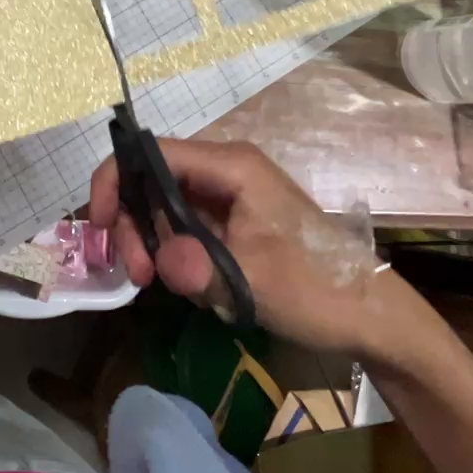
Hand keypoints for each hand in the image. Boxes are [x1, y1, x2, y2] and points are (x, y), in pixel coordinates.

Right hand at [89, 139, 390, 356]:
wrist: (373, 318)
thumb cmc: (318, 287)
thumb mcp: (256, 280)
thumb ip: (201, 267)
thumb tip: (160, 263)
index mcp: (231, 166)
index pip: (152, 153)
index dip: (115, 180)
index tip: (99, 224)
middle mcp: (224, 170)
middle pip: (151, 181)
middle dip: (133, 224)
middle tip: (136, 274)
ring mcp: (226, 196)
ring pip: (162, 206)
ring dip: (149, 242)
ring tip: (160, 283)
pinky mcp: (228, 221)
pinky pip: (181, 226)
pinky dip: (169, 251)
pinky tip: (185, 282)